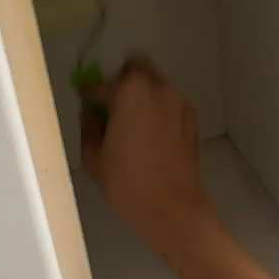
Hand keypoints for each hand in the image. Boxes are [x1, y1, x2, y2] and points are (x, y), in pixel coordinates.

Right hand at [80, 60, 219, 262]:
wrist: (173, 209)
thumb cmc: (128, 184)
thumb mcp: (94, 158)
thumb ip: (89, 127)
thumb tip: (93, 114)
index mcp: (131, 93)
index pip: (103, 84)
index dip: (91, 93)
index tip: (85, 99)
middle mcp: (159, 90)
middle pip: (138, 70)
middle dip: (122, 82)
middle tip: (111, 105)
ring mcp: (180, 104)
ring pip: (157, 86)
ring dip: (142, 96)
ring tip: (131, 123)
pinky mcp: (192, 121)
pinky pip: (170, 105)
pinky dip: (158, 111)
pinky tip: (150, 136)